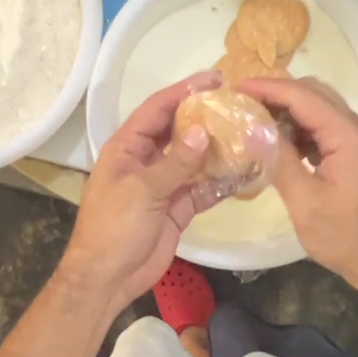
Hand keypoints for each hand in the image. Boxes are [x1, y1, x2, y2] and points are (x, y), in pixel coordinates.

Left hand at [57, 73, 221, 317]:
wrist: (108, 277)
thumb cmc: (115, 227)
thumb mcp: (143, 190)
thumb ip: (175, 161)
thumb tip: (203, 131)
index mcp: (126, 148)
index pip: (157, 110)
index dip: (183, 92)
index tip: (214, 79)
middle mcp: (145, 161)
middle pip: (178, 131)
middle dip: (205, 118)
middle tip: (238, 104)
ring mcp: (162, 185)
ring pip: (194, 160)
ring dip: (218, 150)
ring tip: (249, 133)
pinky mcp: (177, 209)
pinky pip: (202, 189)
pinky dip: (221, 182)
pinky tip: (245, 172)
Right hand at [237, 77, 357, 303]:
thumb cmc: (346, 238)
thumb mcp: (305, 202)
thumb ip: (279, 160)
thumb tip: (251, 128)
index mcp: (347, 135)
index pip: (302, 96)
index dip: (266, 88)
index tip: (233, 88)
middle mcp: (357, 129)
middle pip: (313, 94)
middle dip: (276, 93)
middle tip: (240, 103)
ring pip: (319, 110)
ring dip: (287, 111)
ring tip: (252, 120)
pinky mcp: (356, 157)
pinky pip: (325, 130)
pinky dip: (300, 129)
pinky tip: (278, 143)